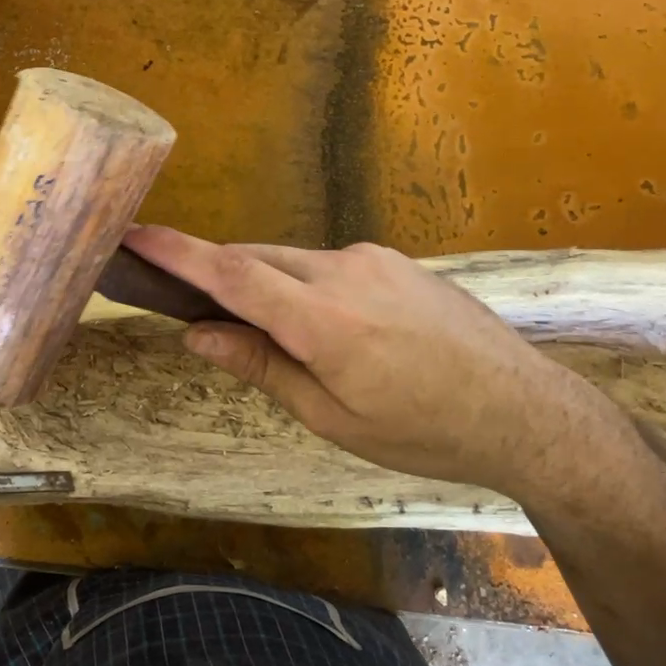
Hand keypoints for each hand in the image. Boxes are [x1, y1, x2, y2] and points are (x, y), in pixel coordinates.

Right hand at [122, 227, 628, 501]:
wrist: (532, 413)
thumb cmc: (425, 432)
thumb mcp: (333, 418)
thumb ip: (260, 366)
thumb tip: (197, 333)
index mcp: (324, 321)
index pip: (232, 273)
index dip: (176, 252)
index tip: (133, 233)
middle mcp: (343, 272)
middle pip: (253, 259)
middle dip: (217, 276)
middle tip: (200, 313)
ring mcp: (373, 258)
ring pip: (287, 259)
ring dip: (264, 284)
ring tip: (285, 337)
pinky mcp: (394, 258)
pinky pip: (324, 263)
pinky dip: (302, 284)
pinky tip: (331, 326)